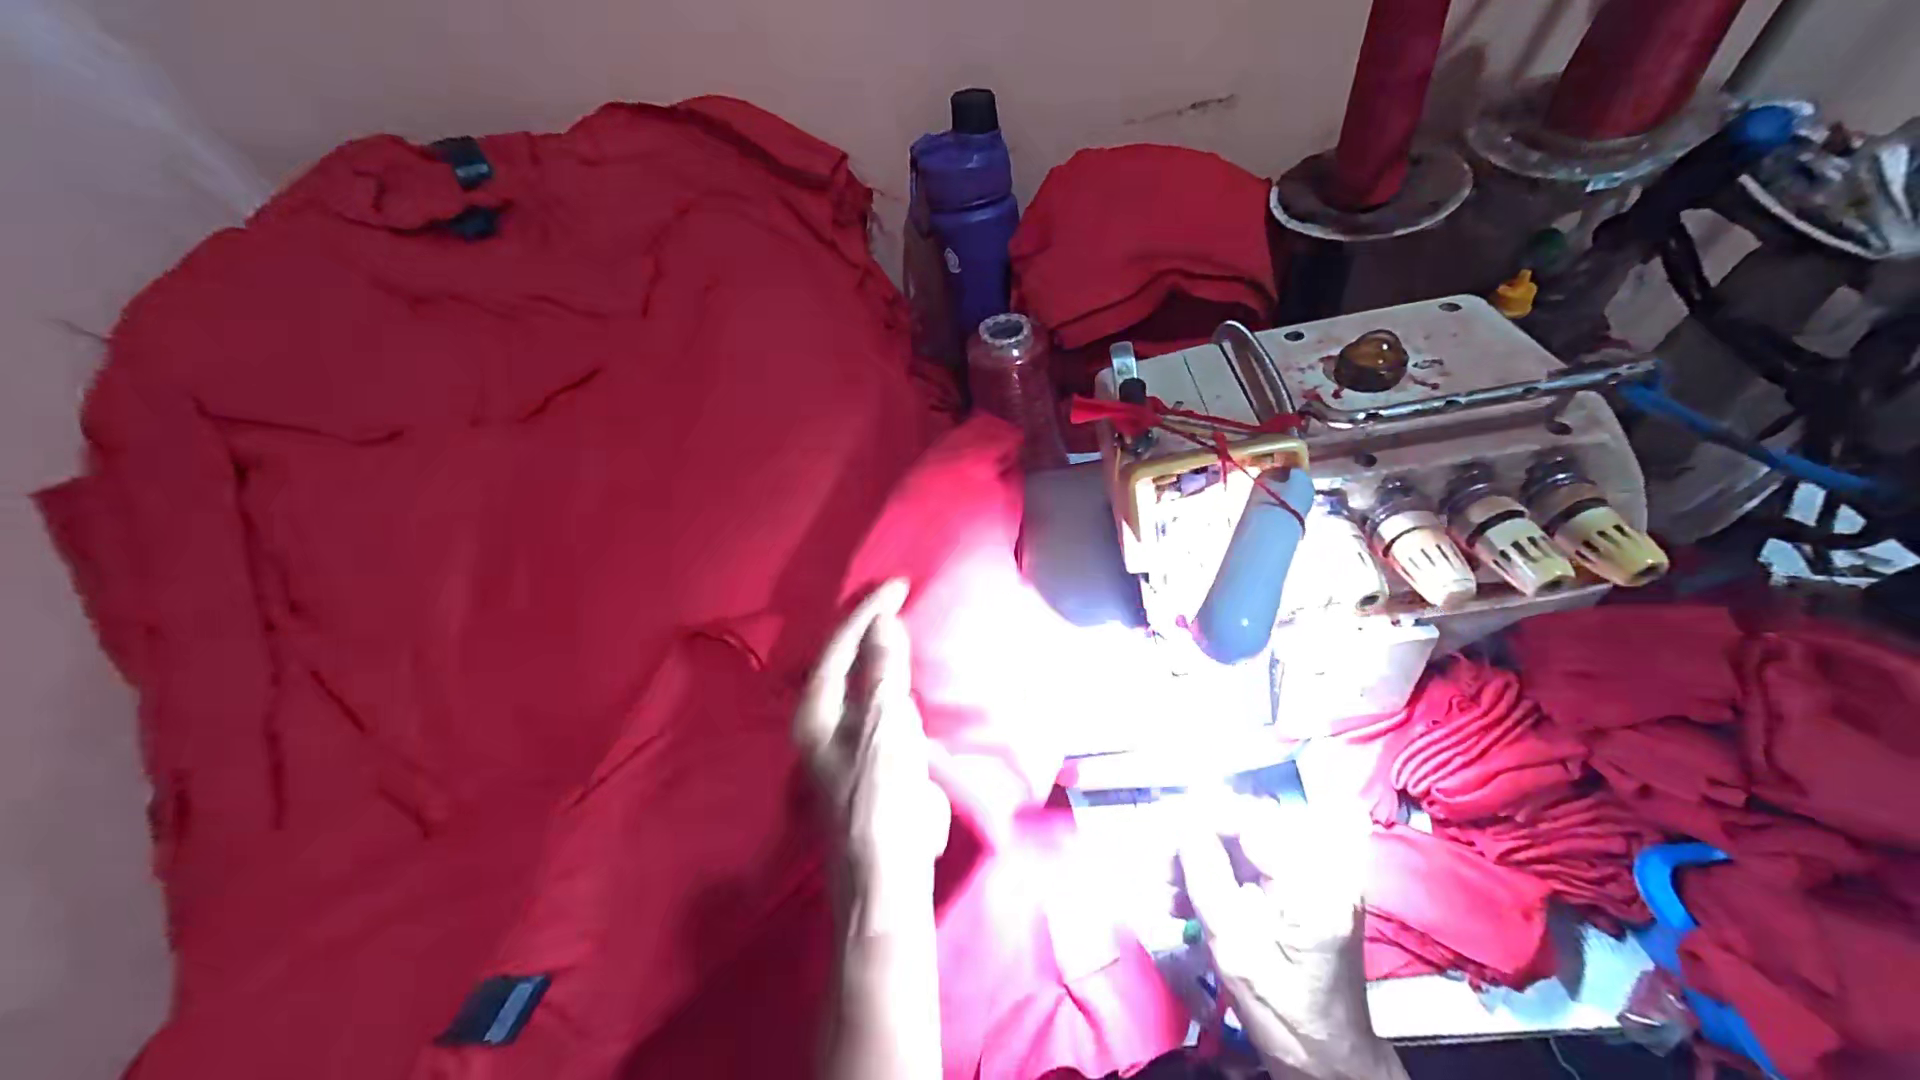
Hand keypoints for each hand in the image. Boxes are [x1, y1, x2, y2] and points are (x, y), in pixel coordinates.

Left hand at [795, 580, 951, 895]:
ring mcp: (848, 739)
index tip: (898, 585)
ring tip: (904, 624)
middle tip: (899, 597)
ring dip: (885, 654)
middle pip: (847, 661)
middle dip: (870, 628)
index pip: (840, 648)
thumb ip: (884, 674)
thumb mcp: (885, 730)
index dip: (867, 614)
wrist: (889, 873)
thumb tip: (884, 624)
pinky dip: (898, 683)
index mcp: (817, 713)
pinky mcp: (872, 754)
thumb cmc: (882, 799)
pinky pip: (885, 704)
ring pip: (866, 682)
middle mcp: (825, 721)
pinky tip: (911, 677)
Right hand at [1177, 797, 1404, 1079]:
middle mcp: (1323, 868)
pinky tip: (1190, 900)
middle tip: (1163, 868)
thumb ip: (1206, 877)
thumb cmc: (1283, 1014)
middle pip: (1248, 825)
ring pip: (1244, 842)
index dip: (1204, 818)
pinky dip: (1219, 874)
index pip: (1252, 820)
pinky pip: (1252, 862)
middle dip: (1199, 841)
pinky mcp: (1305, 888)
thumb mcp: (1233, 946)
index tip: (1167, 833)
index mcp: (1314, 882)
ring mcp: (1316, 877)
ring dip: (1203, 859)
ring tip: (1170, 890)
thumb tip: (1184, 824)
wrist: (1329, 1061)